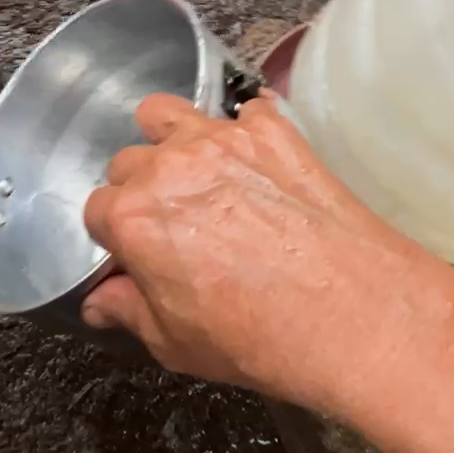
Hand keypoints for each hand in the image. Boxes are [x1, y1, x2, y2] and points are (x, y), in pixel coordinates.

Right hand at [83, 93, 453, 416]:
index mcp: (133, 218)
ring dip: (170, 137)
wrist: (357, 315)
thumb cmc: (262, 339)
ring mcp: (219, 139)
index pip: (96, 210)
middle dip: (141, 189)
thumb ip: (128, 311)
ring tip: (198, 170)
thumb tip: (100, 301)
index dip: (115, 235)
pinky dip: (245, 129)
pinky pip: (243, 108)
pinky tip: (260, 162)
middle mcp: (167, 167)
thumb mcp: (177, 343)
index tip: (137, 249)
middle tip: (176, 219)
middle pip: (127, 161)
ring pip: (166, 114)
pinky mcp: (269, 128)